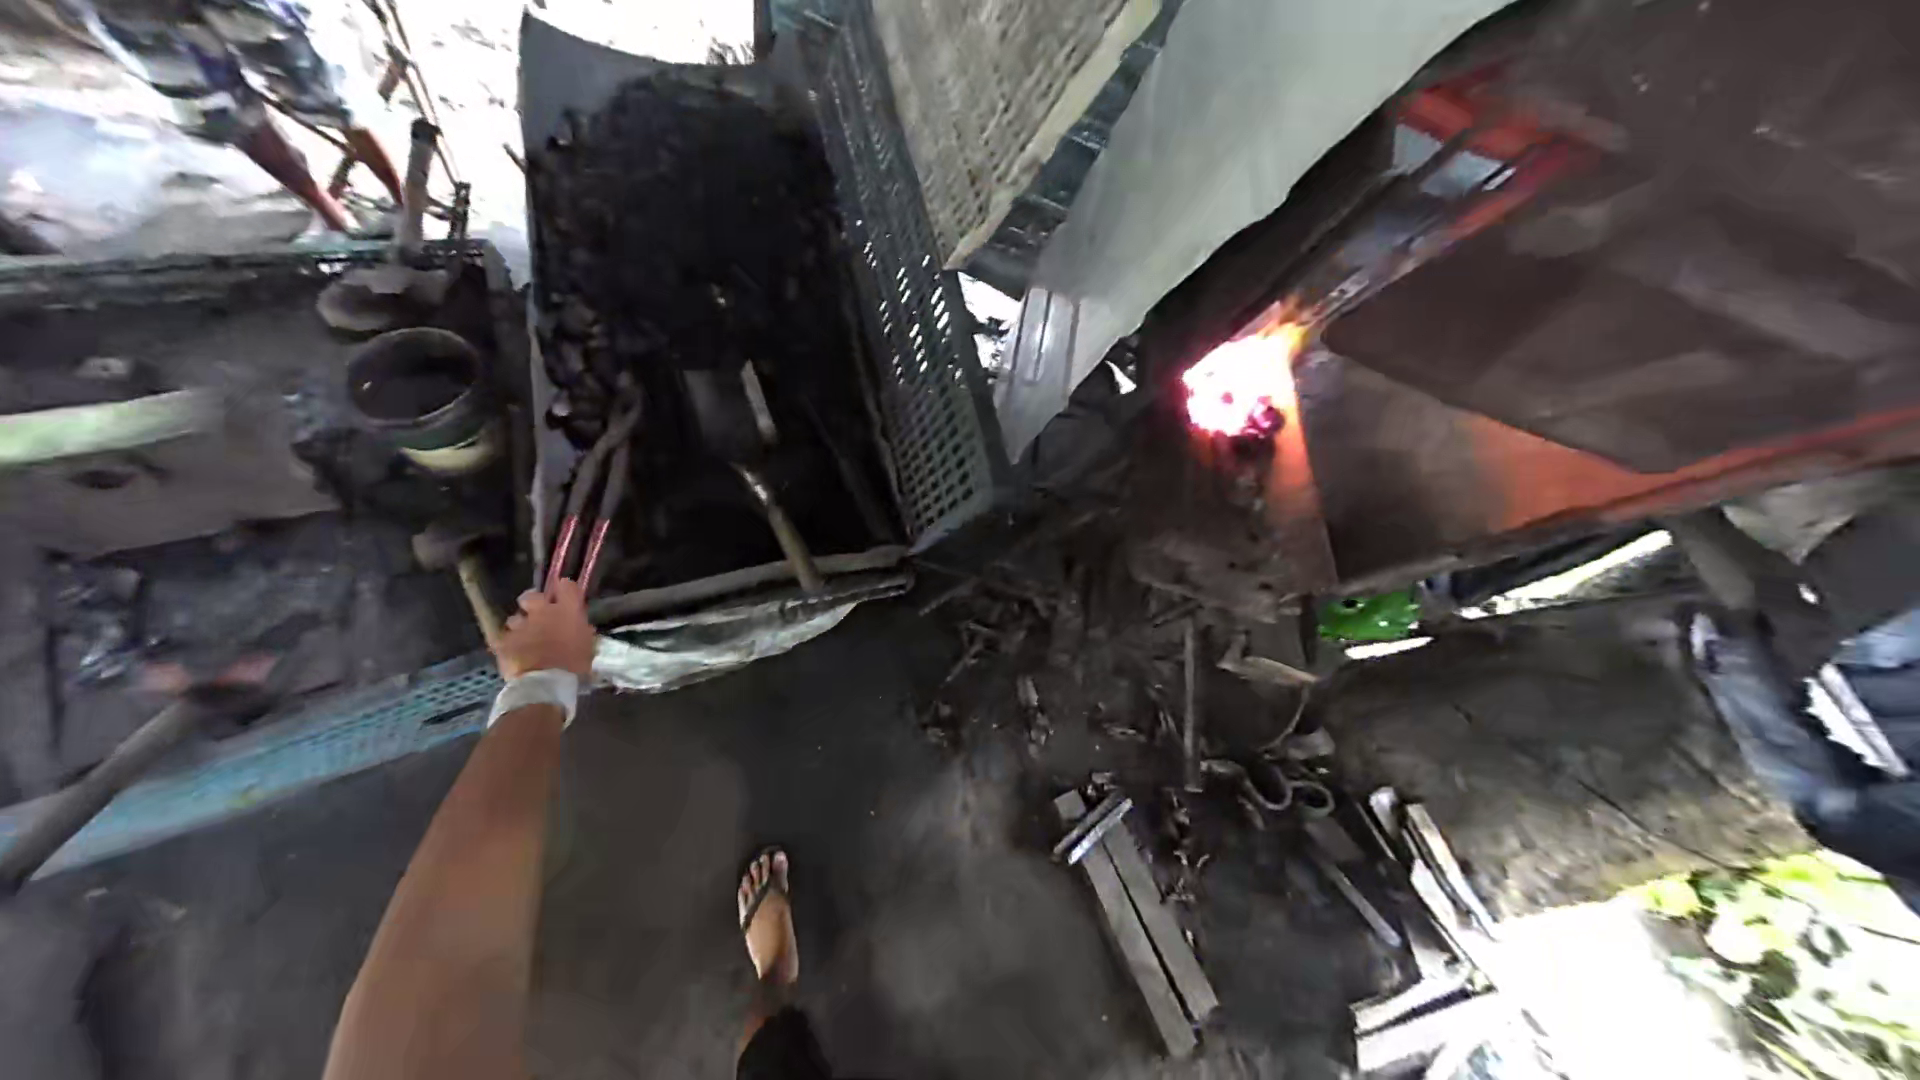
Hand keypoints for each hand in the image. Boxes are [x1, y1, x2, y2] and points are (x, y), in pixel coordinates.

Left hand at [494, 578, 594, 678]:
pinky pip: (504, 639)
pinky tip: (514, 653)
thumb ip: (582, 631)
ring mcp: (520, 626)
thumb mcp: (588, 645)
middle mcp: (542, 612)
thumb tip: (580, 626)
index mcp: (567, 611)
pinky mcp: (503, 641)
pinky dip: (509, 645)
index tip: (565, 594)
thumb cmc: (575, 664)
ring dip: (520, 626)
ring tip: (524, 638)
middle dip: (533, 602)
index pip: (566, 586)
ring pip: (515, 619)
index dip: (564, 588)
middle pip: (531, 596)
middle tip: (537, 612)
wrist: (547, 682)